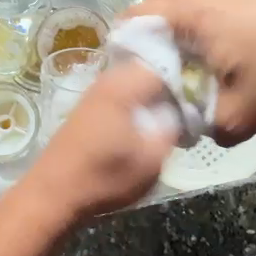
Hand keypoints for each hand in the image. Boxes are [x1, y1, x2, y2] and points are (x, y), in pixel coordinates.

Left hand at [16, 62, 179, 224]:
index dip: (189, 74)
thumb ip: (174, 127)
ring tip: (173, 112)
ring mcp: (95, 91)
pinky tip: (147, 120)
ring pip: (135, 79)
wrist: (52, 195)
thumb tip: (186, 109)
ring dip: (154, 92)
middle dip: (172, 81)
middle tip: (191, 102)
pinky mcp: (88, 107)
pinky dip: (138, 100)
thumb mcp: (152, 158)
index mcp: (125, 85)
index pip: (168, 61)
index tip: (203, 91)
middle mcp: (108, 79)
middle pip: (150, 66)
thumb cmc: (104, 178)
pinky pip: (122, 92)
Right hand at [127, 0, 255, 146]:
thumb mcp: (237, 119)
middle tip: (161, 58)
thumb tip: (190, 127)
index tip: (131, 65)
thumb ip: (202, 127)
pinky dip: (211, 2)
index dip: (125, 41)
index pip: (134, 16)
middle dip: (152, 27)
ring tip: (194, 43)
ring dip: (181, 13)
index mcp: (190, 13)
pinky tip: (229, 27)